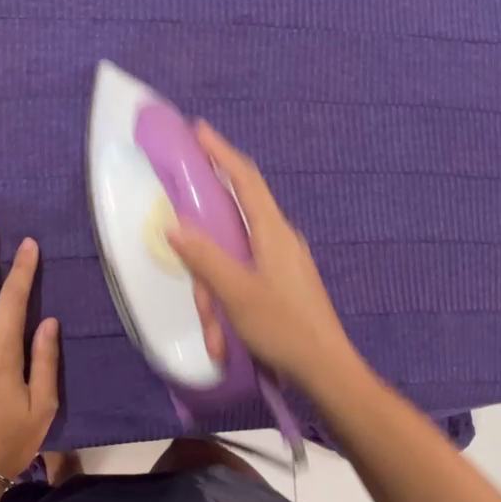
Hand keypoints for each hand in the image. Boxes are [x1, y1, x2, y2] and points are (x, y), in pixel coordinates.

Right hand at [165, 122, 361, 388]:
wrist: (326, 371)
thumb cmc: (283, 326)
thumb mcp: (235, 292)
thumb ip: (204, 257)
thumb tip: (174, 224)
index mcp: (273, 231)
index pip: (244, 178)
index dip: (221, 152)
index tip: (199, 130)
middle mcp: (279, 240)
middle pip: (228, 232)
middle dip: (206, 271)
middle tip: (204, 308)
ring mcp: (282, 265)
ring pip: (231, 267)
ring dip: (217, 303)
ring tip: (219, 341)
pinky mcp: (281, 287)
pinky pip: (242, 286)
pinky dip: (229, 311)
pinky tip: (227, 345)